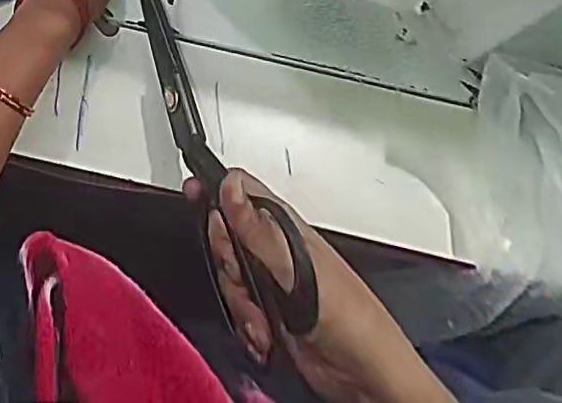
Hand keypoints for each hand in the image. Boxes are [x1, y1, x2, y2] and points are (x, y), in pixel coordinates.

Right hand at [186, 170, 451, 402]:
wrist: (367, 379)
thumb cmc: (351, 318)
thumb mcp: (295, 265)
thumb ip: (256, 225)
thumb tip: (229, 183)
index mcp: (282, 225)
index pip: (237, 189)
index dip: (213, 188)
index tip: (193, 192)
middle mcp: (273, 248)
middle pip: (222, 233)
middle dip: (226, 259)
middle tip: (242, 272)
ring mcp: (269, 279)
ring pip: (226, 274)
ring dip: (239, 300)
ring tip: (262, 316)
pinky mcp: (266, 310)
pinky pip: (235, 306)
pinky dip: (245, 323)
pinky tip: (264, 332)